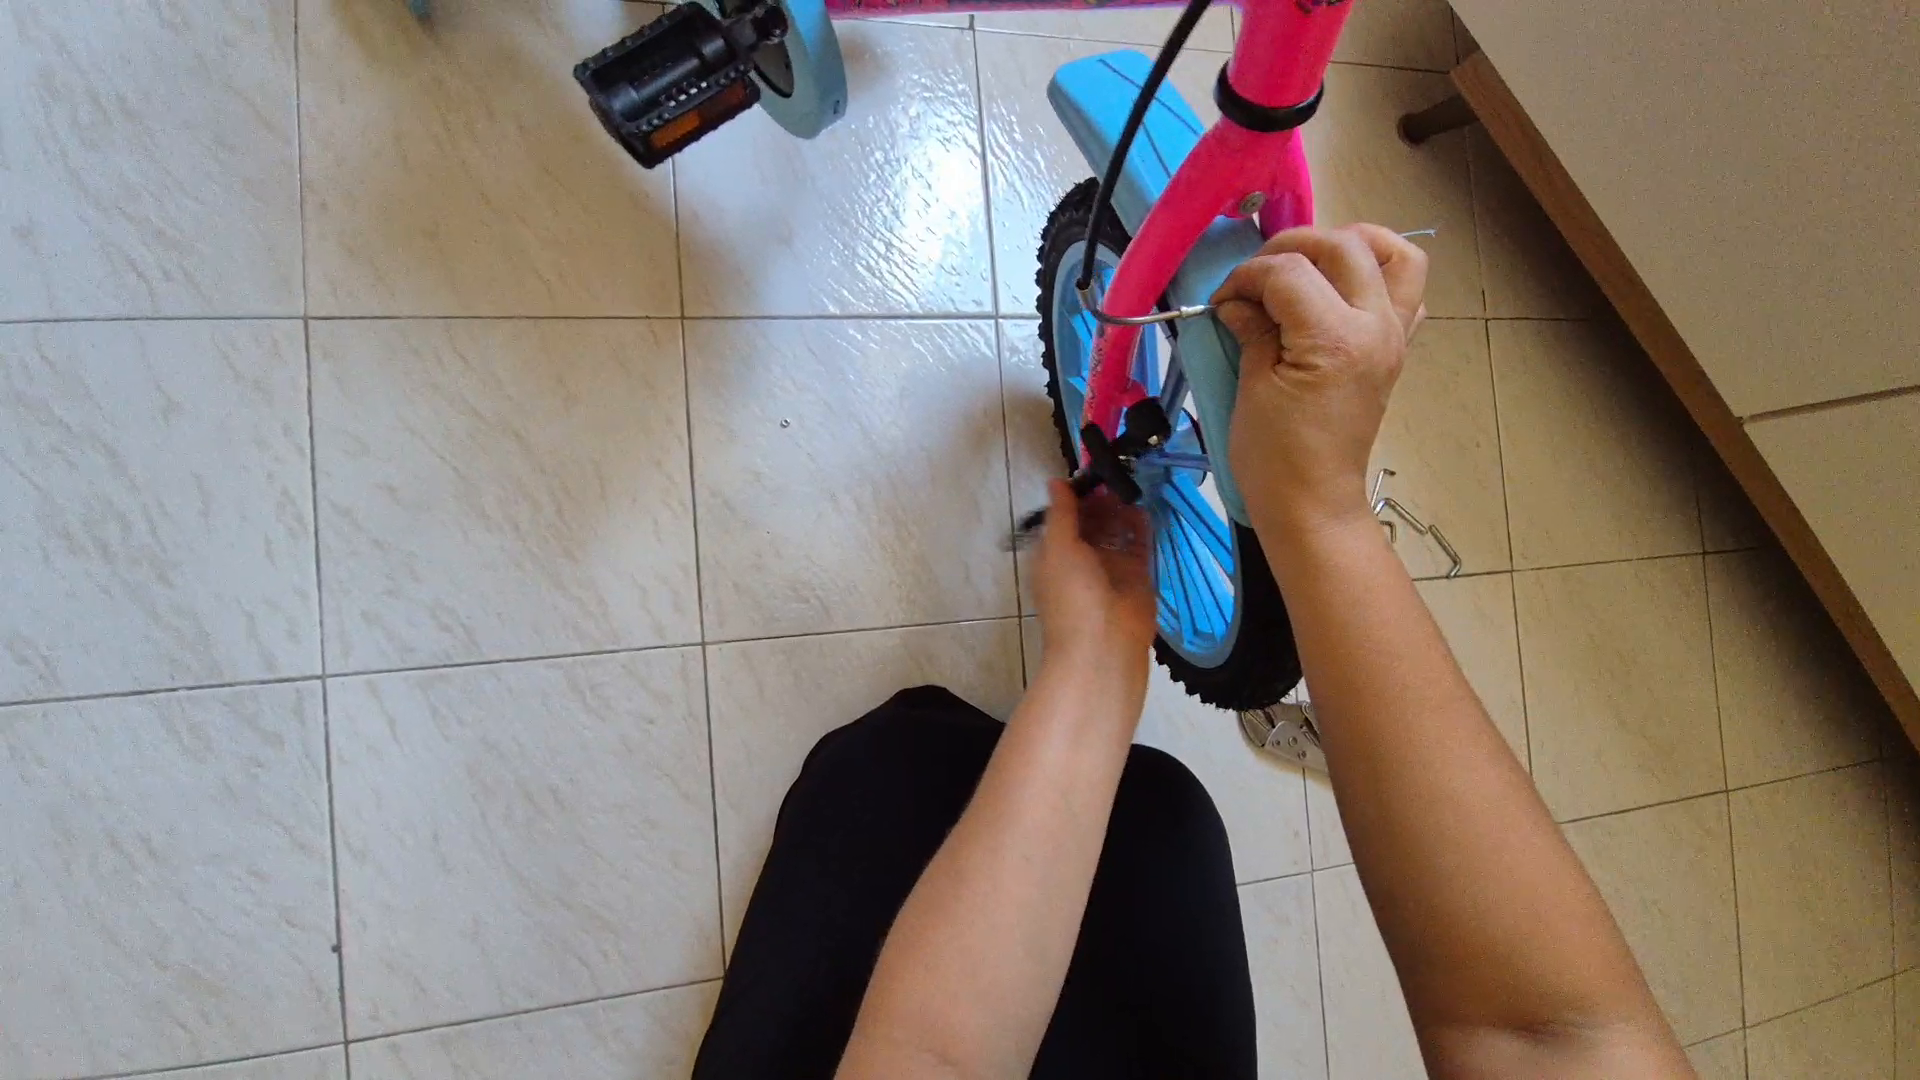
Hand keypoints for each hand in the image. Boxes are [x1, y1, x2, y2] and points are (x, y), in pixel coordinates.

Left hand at [1030, 478, 1156, 699]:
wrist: (1104, 646)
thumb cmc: (1072, 595)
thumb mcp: (1058, 548)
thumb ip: (1061, 513)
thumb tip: (1055, 480)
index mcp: (1053, 556)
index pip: (1062, 520)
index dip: (1073, 498)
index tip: (1089, 474)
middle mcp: (1080, 560)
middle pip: (1090, 523)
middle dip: (1099, 501)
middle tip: (1113, 475)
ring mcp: (1109, 568)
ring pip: (1114, 531)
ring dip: (1119, 510)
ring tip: (1129, 484)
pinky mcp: (1136, 576)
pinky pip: (1138, 544)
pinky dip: (1140, 526)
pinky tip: (1143, 504)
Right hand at [1210, 224, 1427, 538]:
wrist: (1311, 503)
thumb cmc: (1272, 457)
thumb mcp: (1251, 390)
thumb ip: (1253, 331)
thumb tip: (1237, 301)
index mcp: (1334, 339)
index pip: (1288, 272)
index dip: (1246, 277)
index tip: (1221, 301)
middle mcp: (1375, 326)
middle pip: (1343, 247)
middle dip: (1291, 248)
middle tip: (1256, 277)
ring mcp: (1393, 336)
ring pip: (1395, 254)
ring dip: (1351, 245)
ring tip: (1310, 263)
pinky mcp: (1393, 349)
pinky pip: (1405, 292)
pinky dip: (1376, 278)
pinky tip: (1339, 295)